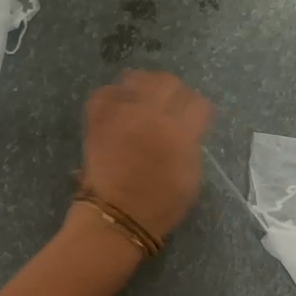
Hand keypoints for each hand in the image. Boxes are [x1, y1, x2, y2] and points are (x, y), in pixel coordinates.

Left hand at [80, 70, 214, 239]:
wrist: (116, 216)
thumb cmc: (160, 205)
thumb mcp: (191, 177)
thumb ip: (191, 144)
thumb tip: (186, 129)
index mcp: (181, 131)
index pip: (198, 103)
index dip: (198, 111)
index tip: (194, 119)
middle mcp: (152, 113)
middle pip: (168, 82)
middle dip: (173, 93)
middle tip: (169, 107)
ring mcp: (122, 112)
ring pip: (136, 78)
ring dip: (143, 88)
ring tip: (142, 104)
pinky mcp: (97, 117)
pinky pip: (105, 92)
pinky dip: (114, 97)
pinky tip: (118, 109)